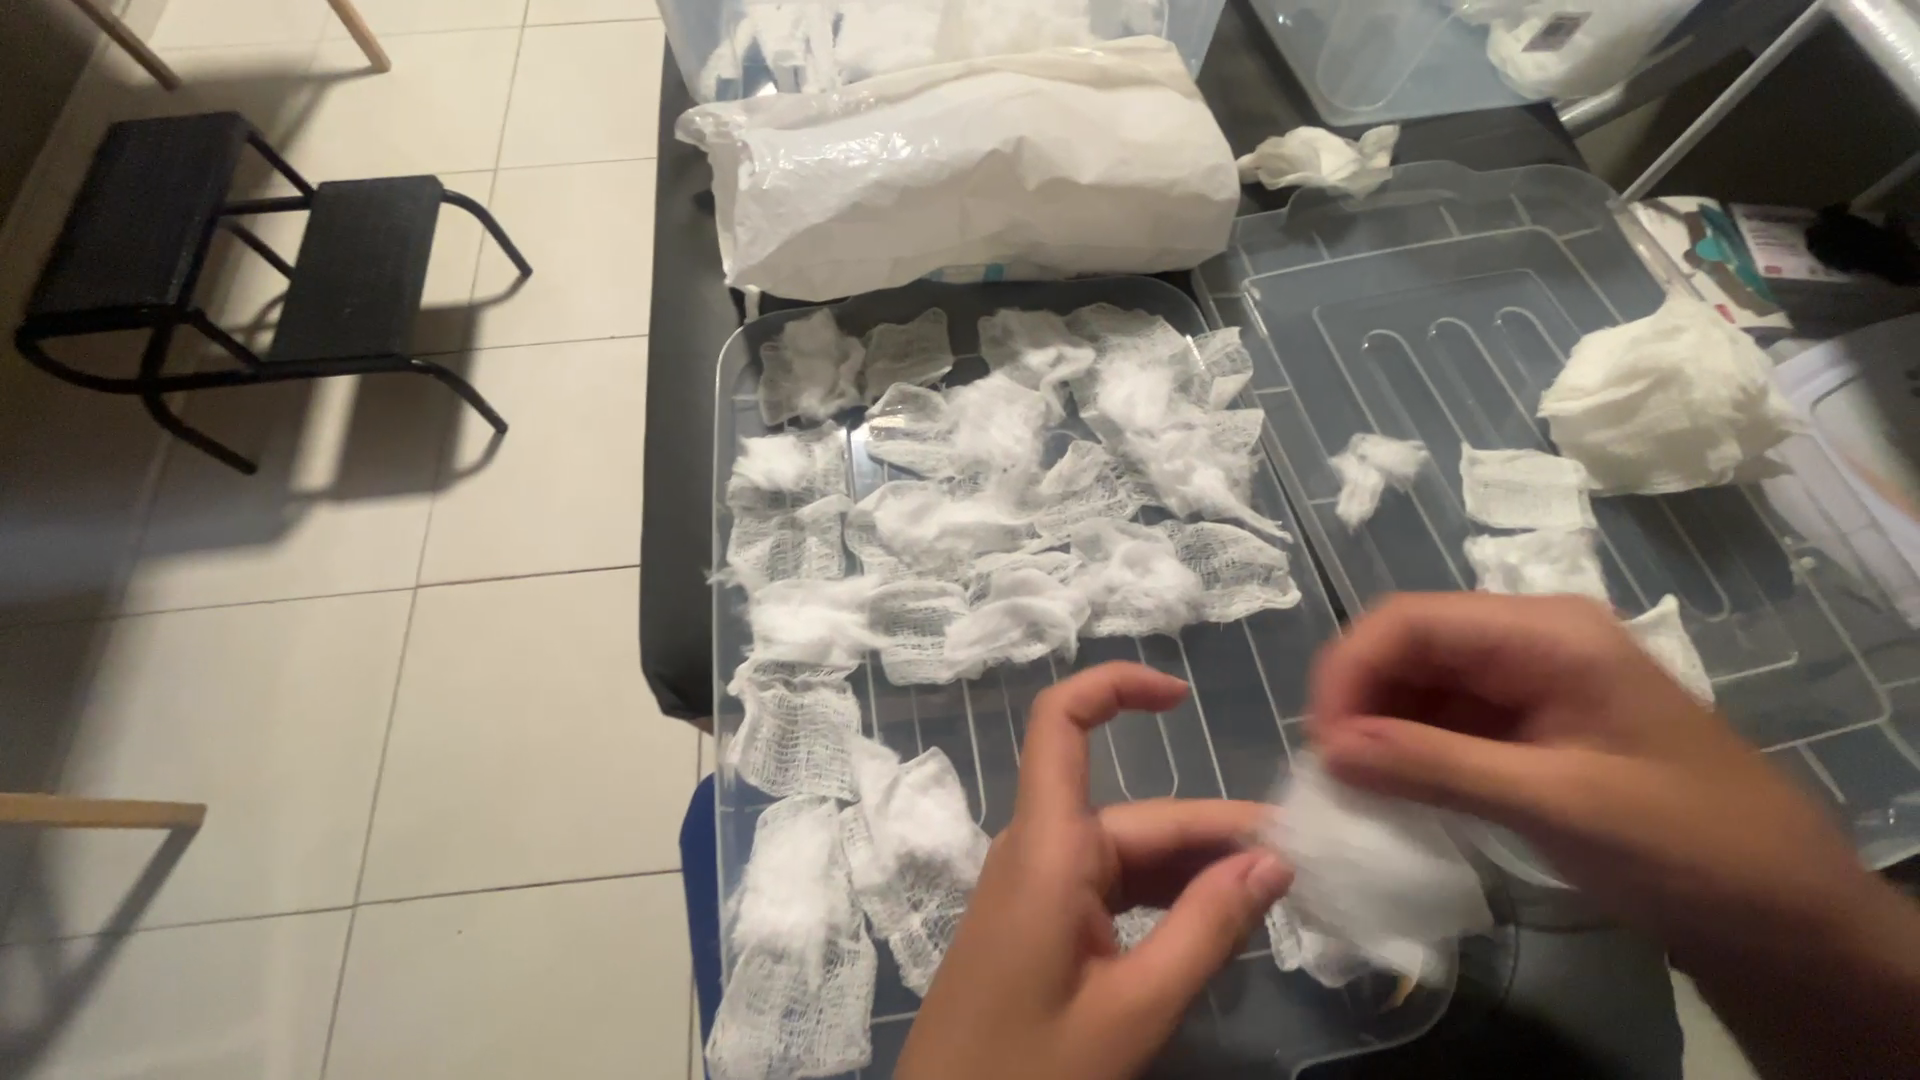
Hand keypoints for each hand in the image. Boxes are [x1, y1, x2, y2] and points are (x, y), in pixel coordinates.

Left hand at [896, 662, 1292, 1079]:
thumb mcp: (1135, 1006)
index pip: (1061, 722)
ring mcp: (1038, 882)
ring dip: (1196, 866)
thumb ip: (1206, 928)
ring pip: (1128, 850)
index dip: (1114, 687)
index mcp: (1047, 846)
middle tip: (1302, 863)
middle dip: (1214, 830)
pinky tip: (1218, 917)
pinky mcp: (1042, 915)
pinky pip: (1111, 883)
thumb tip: (1273, 860)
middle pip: (1134, 812)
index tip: (1182, 696)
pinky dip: (1165, 895)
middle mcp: (1039, 847)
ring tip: (1275, 891)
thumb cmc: (1032, 1067)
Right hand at [1307, 591, 1874, 973]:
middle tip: (1330, 767)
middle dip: (1355, 699)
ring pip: (1409, 680)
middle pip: (1403, 644)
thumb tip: (1328, 750)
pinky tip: (1385, 785)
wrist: (1785, 916)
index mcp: (1545, 634)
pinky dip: (1398, 748)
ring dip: (1371, 725)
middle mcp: (1523, 640)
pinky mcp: (1514, 720)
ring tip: (1350, 781)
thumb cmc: (1692, 846)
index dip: (1350, 669)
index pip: (1410, 621)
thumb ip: (1437, 768)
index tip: (1322, 740)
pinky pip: (1432, 717)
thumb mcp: (1560, 804)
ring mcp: (1519, 679)